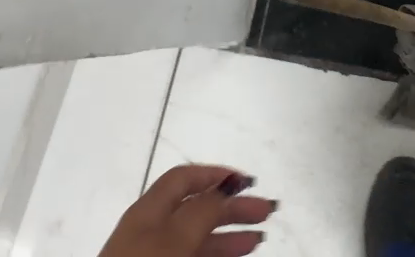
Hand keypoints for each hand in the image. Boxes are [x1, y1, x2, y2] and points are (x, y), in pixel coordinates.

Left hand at [100, 164, 276, 256]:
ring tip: (259, 240)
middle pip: (196, 209)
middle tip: (266, 212)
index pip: (183, 179)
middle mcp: (149, 231)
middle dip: (232, 208)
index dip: (215, 175)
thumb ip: (202, 210)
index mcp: (148, 211)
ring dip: (229, 237)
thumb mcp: (176, 236)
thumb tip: (226, 188)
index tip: (246, 182)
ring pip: (197, 239)